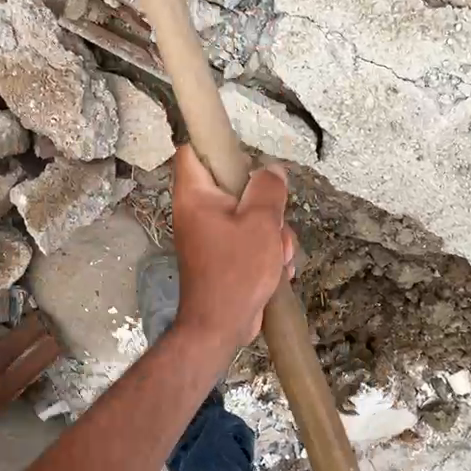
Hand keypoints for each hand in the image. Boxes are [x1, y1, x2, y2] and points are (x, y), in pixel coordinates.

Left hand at [169, 145, 295, 354]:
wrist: (222, 326)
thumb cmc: (235, 273)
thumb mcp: (260, 223)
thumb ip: (267, 190)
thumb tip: (271, 170)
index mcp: (195, 194)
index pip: (193, 150)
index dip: (216, 144)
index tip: (244, 153)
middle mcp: (197, 209)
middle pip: (236, 184)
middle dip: (265, 204)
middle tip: (273, 221)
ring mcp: (211, 232)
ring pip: (251, 214)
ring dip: (273, 233)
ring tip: (277, 255)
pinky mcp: (225, 253)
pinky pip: (252, 238)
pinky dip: (268, 252)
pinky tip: (276, 270)